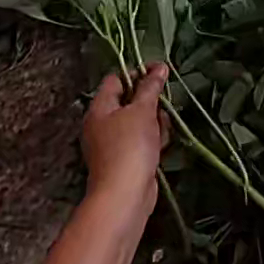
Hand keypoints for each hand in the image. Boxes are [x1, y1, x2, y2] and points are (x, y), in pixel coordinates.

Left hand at [82, 63, 168, 211]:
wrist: (125, 197)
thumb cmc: (130, 147)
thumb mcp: (142, 111)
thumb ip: (151, 87)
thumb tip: (159, 66)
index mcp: (100, 107)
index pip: (116, 79)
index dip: (137, 73)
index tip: (159, 74)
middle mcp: (102, 123)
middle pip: (128, 100)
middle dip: (149, 101)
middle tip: (164, 105)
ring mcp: (113, 144)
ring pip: (138, 121)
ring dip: (154, 121)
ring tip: (163, 129)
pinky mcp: (125, 160)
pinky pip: (141, 141)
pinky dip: (152, 140)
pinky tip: (162, 144)